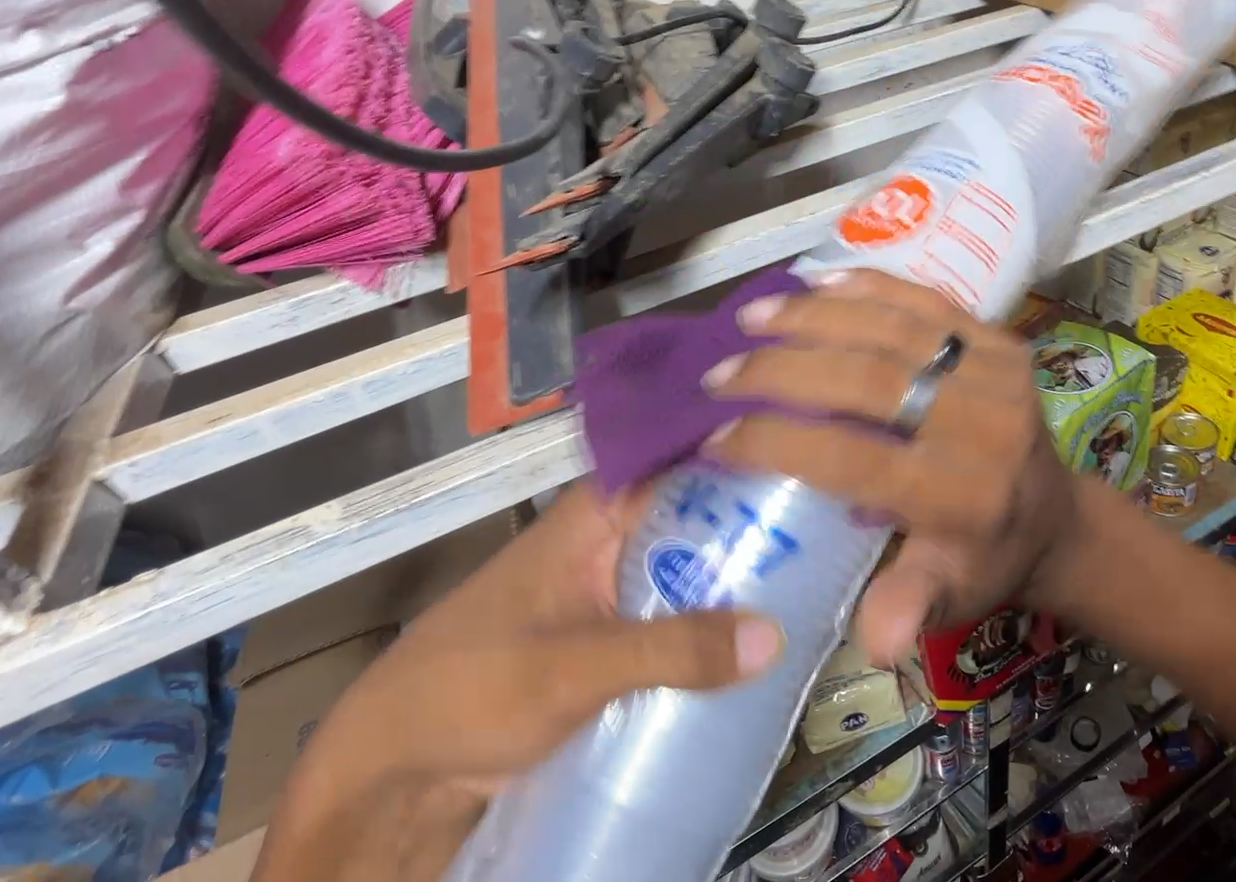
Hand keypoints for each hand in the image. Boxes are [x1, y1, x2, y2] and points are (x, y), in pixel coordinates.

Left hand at [252, 483, 783, 881]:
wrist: (396, 777)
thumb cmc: (470, 690)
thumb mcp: (572, 666)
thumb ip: (671, 649)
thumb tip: (777, 637)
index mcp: (595, 516)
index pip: (682, 465)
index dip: (745, 458)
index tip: (816, 463)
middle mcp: (612, 544)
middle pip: (700, 521)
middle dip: (761, 530)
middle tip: (839, 536)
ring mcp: (617, 597)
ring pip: (696, 575)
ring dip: (745, 585)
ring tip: (826, 586)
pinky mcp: (619, 645)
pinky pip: (683, 624)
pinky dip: (720, 631)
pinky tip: (771, 645)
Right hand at [699, 269, 1088, 667]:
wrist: (1056, 513)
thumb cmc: (985, 560)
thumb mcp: (949, 596)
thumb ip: (910, 605)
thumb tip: (875, 644)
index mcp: (961, 494)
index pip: (854, 458)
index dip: (779, 442)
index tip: (716, 437)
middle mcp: (982, 424)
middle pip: (868, 380)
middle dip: (781, 372)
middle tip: (721, 374)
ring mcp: (996, 371)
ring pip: (891, 328)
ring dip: (812, 317)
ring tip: (751, 318)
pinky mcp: (1001, 340)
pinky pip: (926, 301)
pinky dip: (867, 286)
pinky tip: (816, 283)